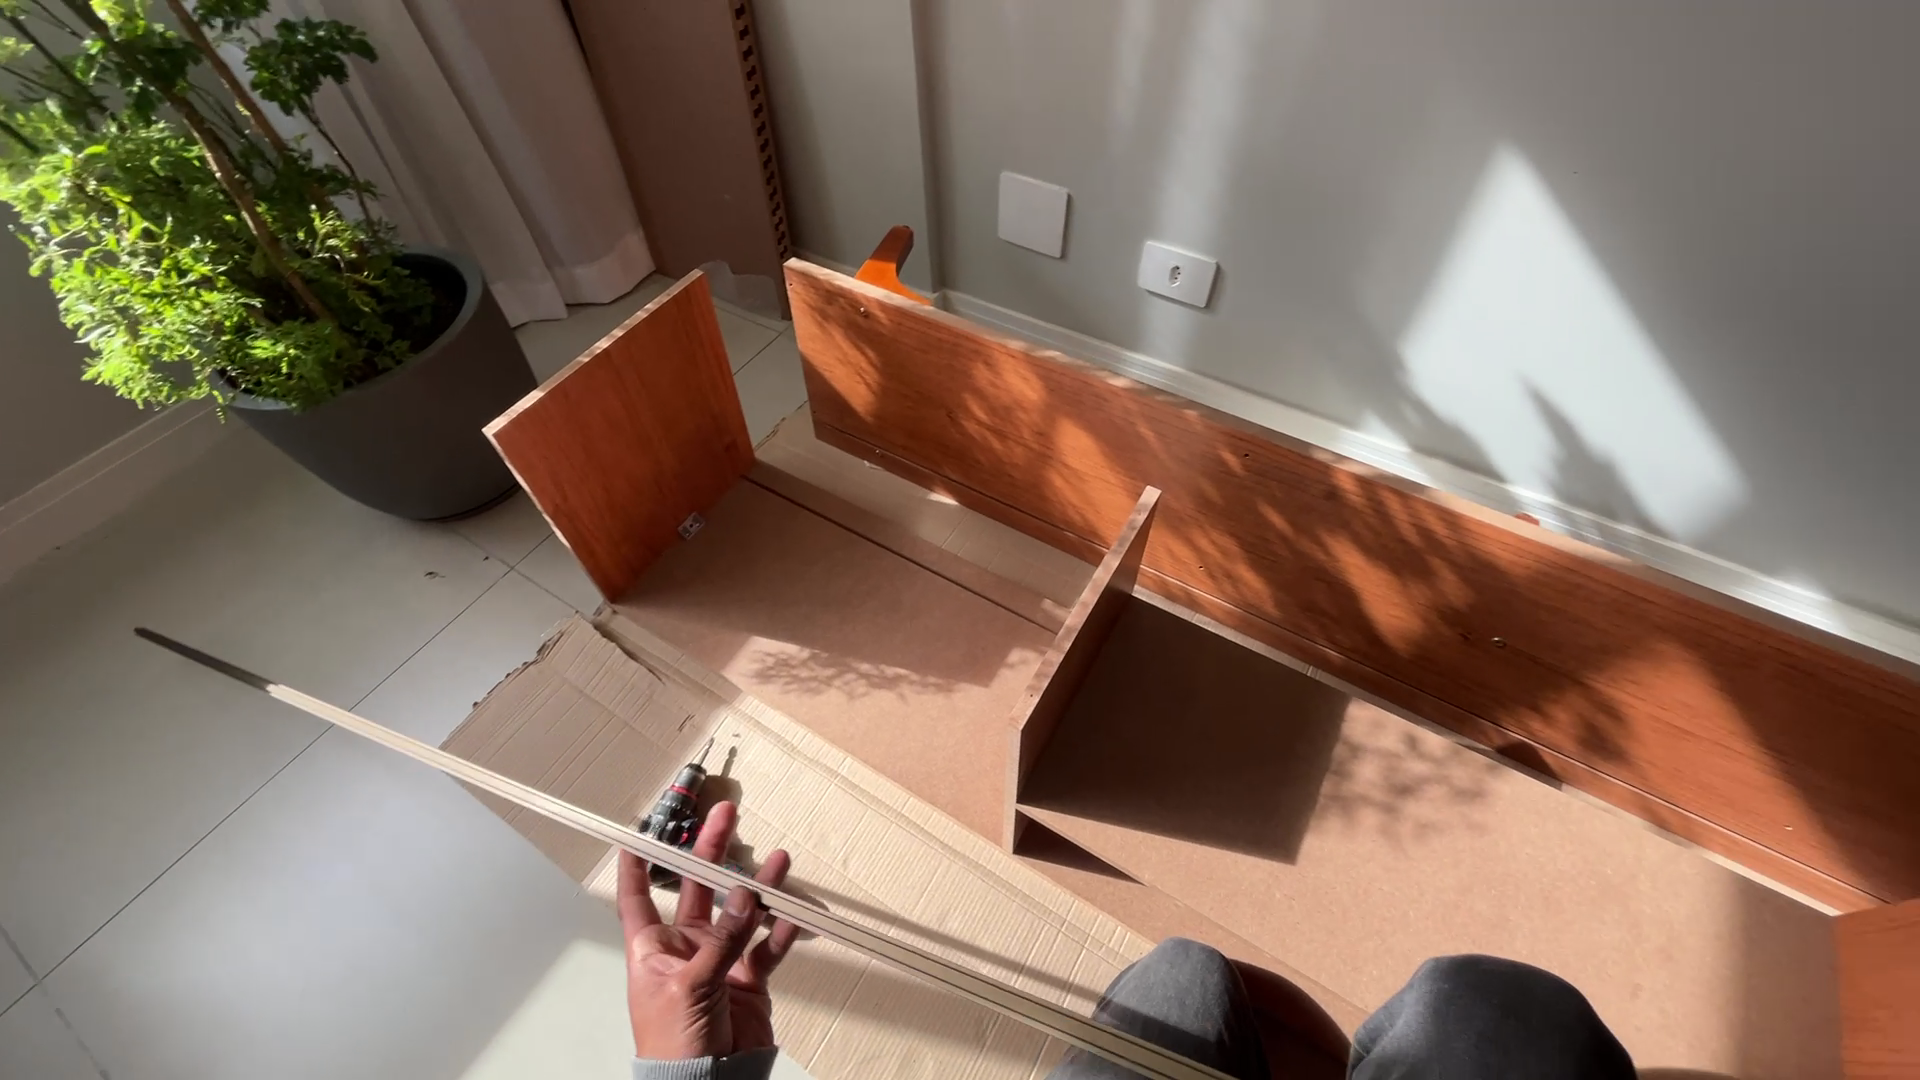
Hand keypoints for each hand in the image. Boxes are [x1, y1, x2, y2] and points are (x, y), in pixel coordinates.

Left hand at [618, 800, 798, 1059]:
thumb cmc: (673, 1048)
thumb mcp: (690, 988)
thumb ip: (721, 939)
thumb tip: (744, 895)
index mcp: (654, 951)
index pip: (638, 900)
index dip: (635, 868)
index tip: (636, 834)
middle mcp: (686, 949)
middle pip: (698, 889)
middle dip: (710, 851)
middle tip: (725, 816)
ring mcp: (719, 961)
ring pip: (741, 911)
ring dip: (759, 886)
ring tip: (779, 860)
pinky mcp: (748, 979)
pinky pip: (768, 946)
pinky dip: (783, 930)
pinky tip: (795, 912)